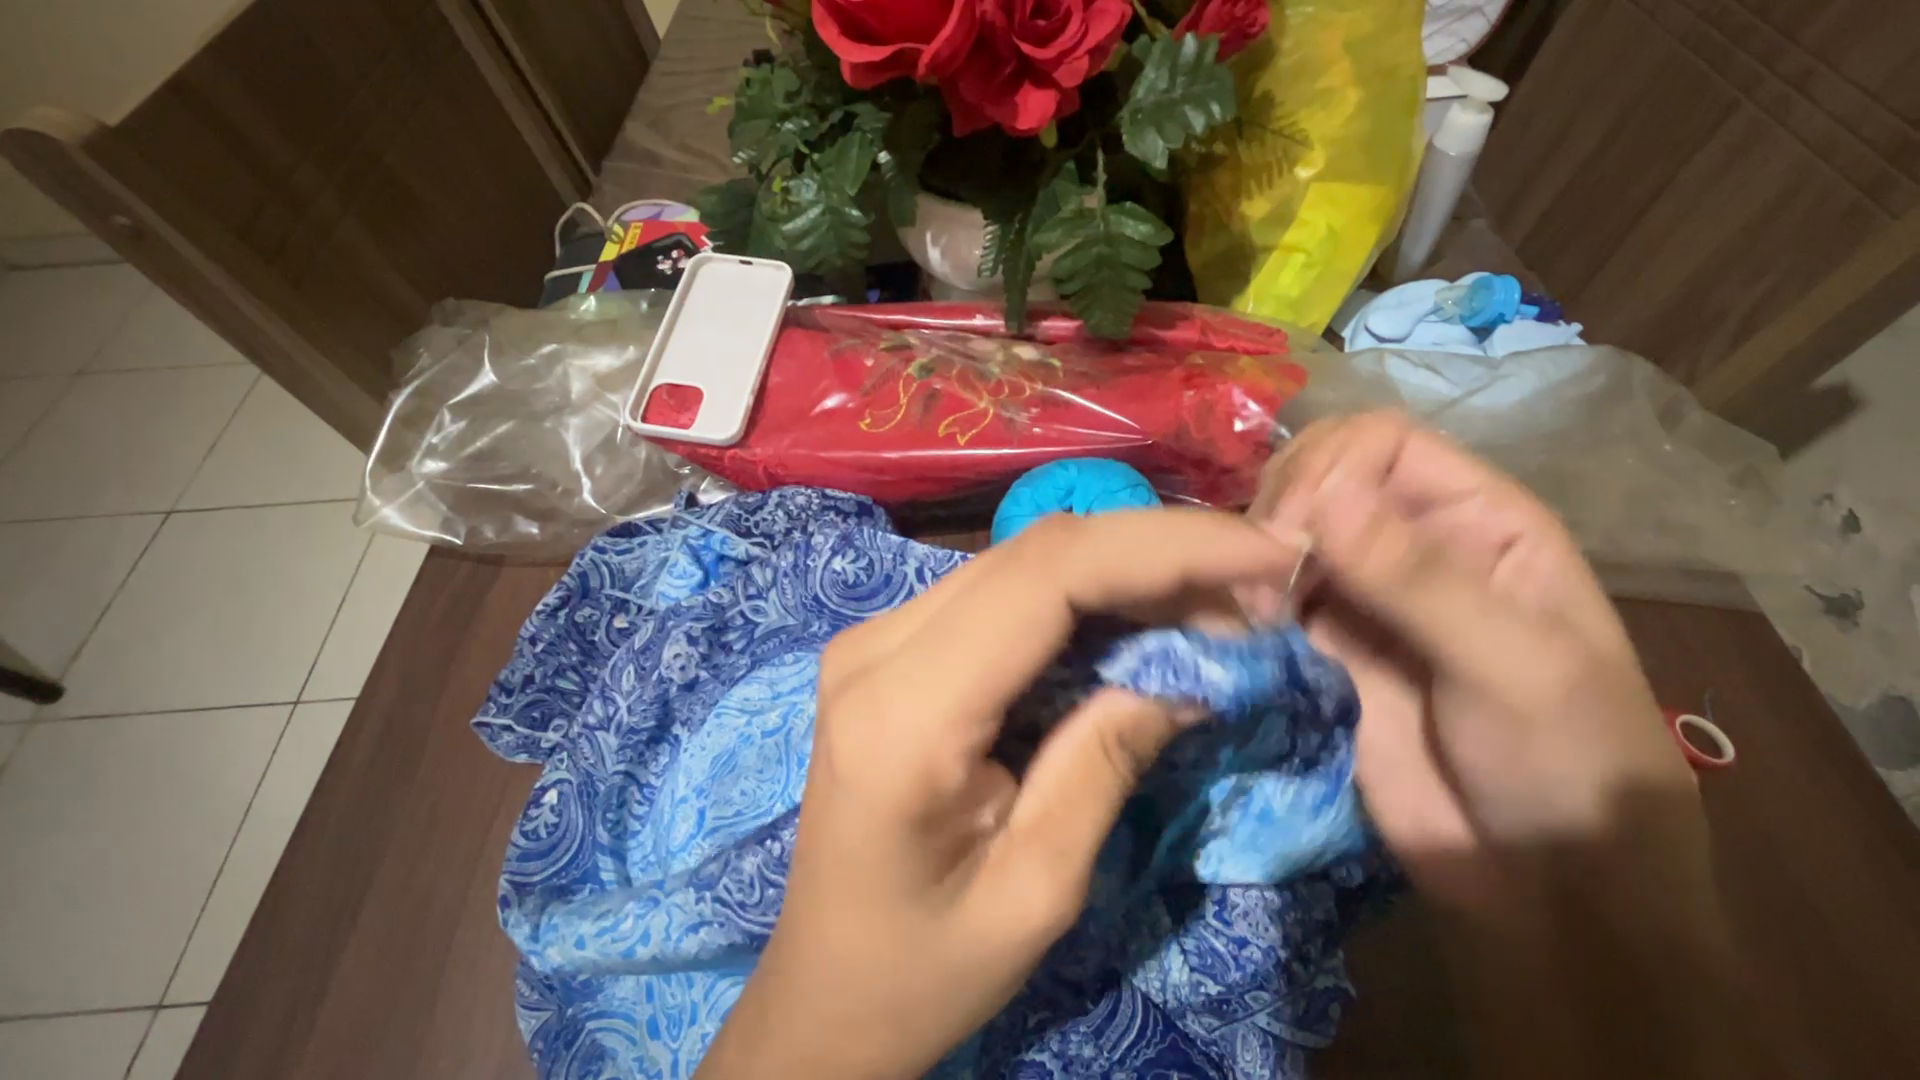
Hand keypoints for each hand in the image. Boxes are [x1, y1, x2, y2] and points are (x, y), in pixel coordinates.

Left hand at [696, 511, 1300, 1079]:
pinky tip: (1144, 623)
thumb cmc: (925, 967)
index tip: (1271, 555)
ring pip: (1023, 563)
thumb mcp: (1038, 889)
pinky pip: (1001, 594)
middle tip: (1262, 587)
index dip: (1167, 548)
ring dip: (1128, 571)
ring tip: (1220, 611)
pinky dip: (1085, 597)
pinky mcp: (889, 649)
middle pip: (1037, 553)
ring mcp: (874, 639)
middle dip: (1161, 554)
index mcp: (905, 713)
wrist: (823, 990)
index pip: (1046, 578)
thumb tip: (1190, 670)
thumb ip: (1106, 763)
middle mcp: (875, 647)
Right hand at [1250, 411, 1706, 910]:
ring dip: (1252, 560)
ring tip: (1248, 614)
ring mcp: (1360, 602)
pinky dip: (1241, 606)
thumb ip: (1419, 577)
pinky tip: (1236, 631)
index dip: (1328, 470)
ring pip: (1282, 539)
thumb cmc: (1568, 763)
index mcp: (1478, 523)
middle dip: (1280, 511)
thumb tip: (1321, 492)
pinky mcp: (1321, 653)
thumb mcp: (1514, 663)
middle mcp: (1410, 548)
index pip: (1381, 444)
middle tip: (1263, 575)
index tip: (1294, 535)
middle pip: (1318, 479)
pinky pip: (1266, 605)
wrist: (1548, 889)